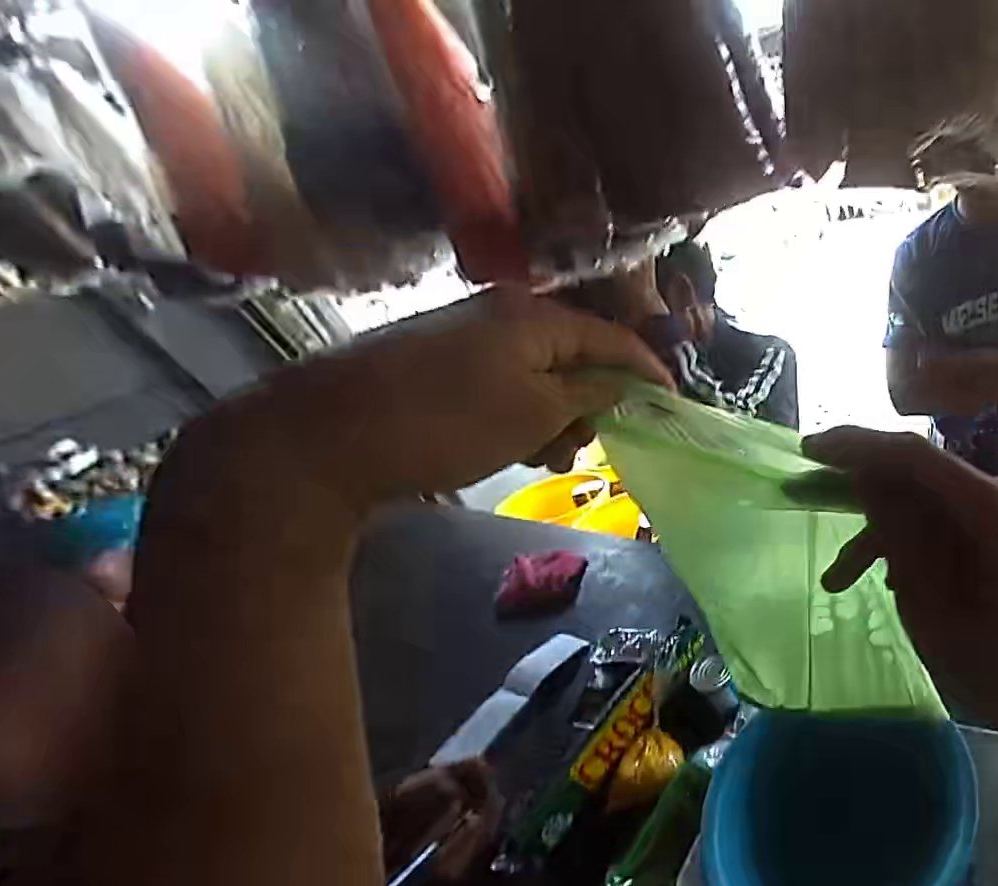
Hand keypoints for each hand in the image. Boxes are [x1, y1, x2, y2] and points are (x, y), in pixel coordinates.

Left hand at [167, 288, 672, 518]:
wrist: (324, 439)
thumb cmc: (449, 423)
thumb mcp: (536, 412)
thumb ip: (592, 393)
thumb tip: (627, 383)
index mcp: (534, 318)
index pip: (613, 339)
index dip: (648, 371)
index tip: (673, 404)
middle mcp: (505, 316)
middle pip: (578, 359)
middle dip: (593, 406)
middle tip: (586, 448)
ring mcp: (470, 339)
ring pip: (543, 379)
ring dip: (557, 420)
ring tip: (543, 457)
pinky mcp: (444, 365)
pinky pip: (508, 388)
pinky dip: (524, 419)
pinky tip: (513, 449)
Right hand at [802, 428, 997, 741]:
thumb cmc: (988, 662)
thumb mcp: (926, 601)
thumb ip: (896, 531)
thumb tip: (863, 473)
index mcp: (997, 510)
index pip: (915, 456)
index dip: (856, 445)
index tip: (806, 448)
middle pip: (916, 475)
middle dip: (860, 495)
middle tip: (805, 494)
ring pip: (921, 502)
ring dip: (879, 535)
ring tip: (837, 579)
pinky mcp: (997, 524)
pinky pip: (939, 519)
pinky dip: (908, 543)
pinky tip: (886, 579)